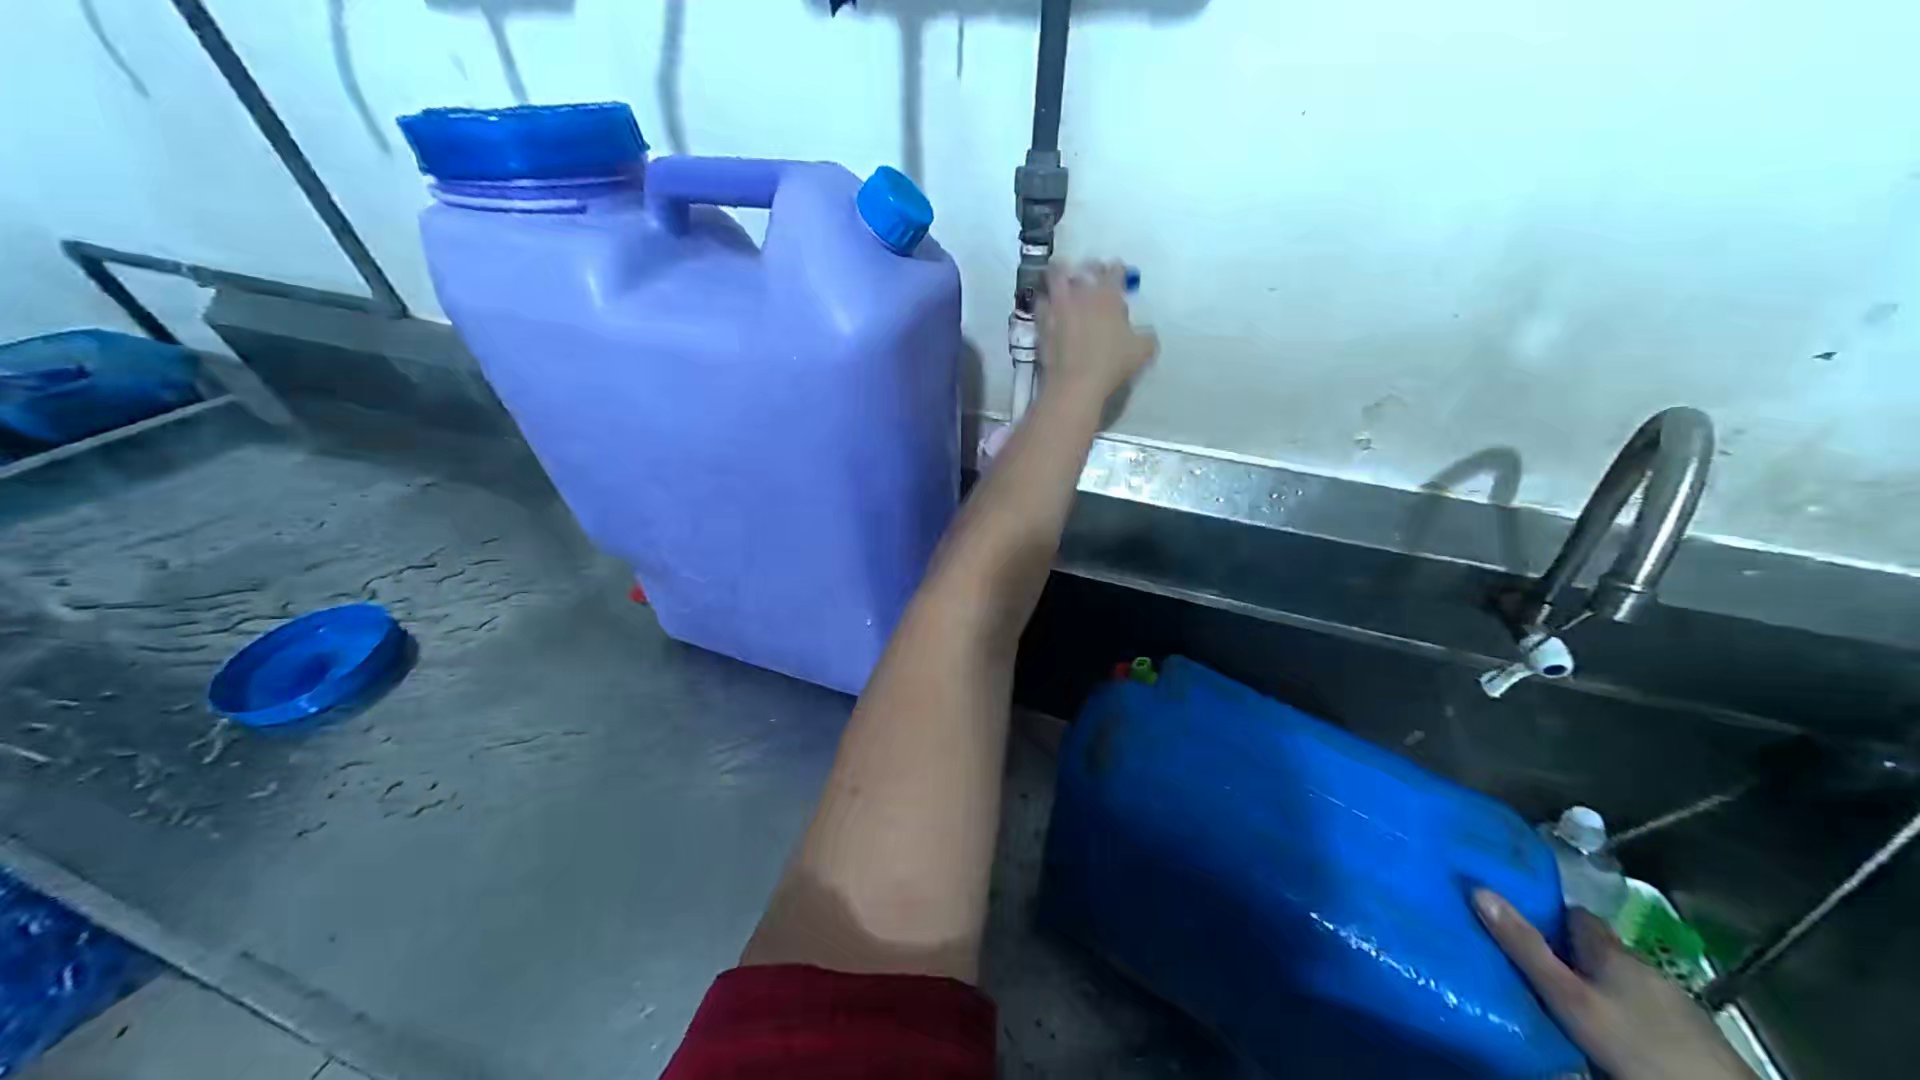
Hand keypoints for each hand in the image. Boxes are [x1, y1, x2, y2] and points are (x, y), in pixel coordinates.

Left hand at [1041, 261, 1156, 406]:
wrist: (1075, 383)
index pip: (1114, 270)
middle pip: (1083, 267)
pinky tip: (1050, 308)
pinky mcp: (1042, 322)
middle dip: (1089, 268)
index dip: (1118, 270)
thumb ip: (1147, 336)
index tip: (1119, 275)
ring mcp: (1058, 306)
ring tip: (1065, 283)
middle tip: (1091, 276)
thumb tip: (1146, 333)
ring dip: (1061, 276)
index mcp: (1108, 295)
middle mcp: (1081, 294)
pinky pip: (1041, 303)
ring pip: (1056, 278)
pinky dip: (1046, 302)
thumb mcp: (1142, 350)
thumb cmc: (1112, 363)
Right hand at [1473, 890, 1755, 1079]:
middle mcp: (1643, 967)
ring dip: (1596, 984)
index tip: (1521, 921)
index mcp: (1611, 951)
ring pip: (1622, 980)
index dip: (1549, 915)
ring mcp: (1673, 1003)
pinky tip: (1610, 1031)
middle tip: (1533, 965)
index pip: (1576, 915)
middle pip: (1598, 949)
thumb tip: (1479, 889)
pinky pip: (1643, 1008)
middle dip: (1568, 953)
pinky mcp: (1692, 1035)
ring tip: (1565, 999)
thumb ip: (1525, 948)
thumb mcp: (1567, 998)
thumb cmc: (1634, 1044)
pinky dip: (1623, 1011)